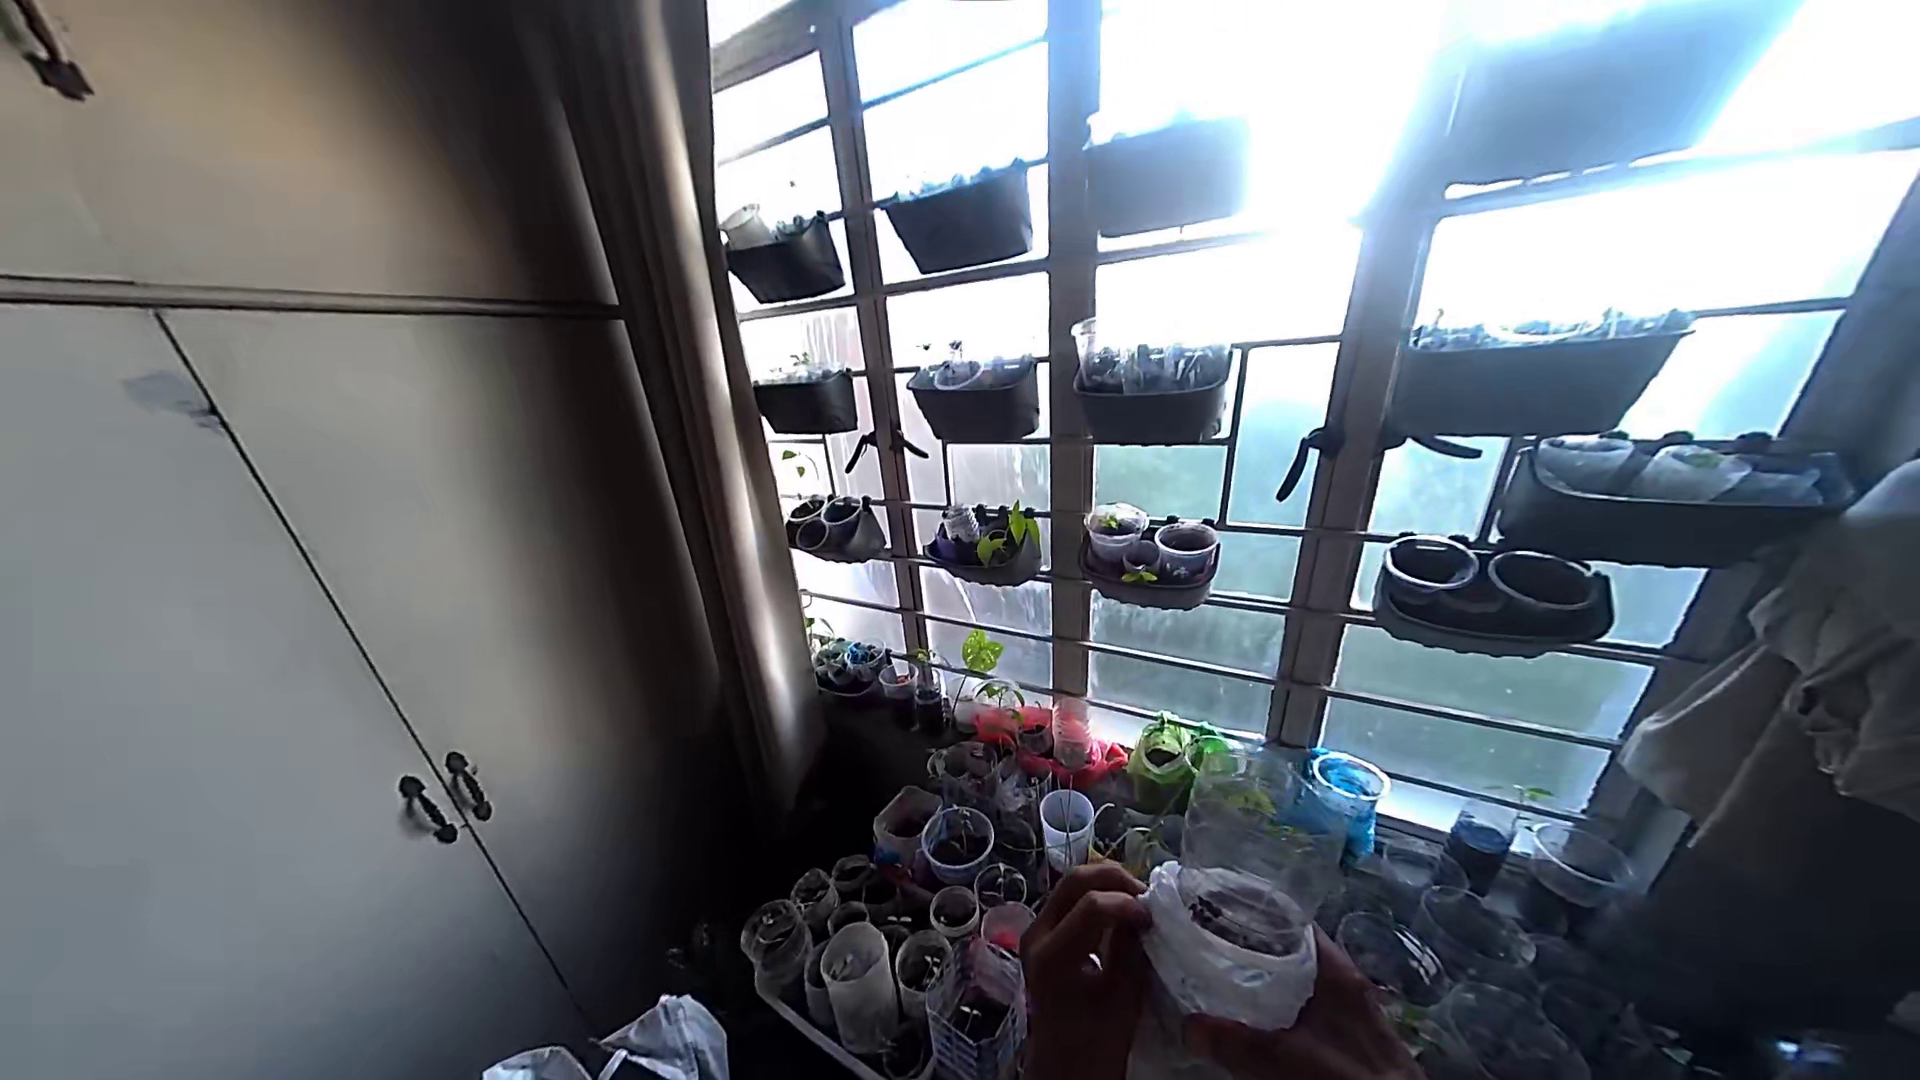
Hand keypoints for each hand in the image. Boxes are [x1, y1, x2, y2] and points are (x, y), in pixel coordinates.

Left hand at [1021, 863, 1153, 1079]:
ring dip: (1106, 884)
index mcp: (1052, 956)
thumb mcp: (1122, 1001)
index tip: (1153, 916)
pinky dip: (1098, 895)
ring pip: (1071, 885)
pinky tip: (1121, 910)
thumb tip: (1144, 911)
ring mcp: (1036, 929)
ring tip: (1138, 900)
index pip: (1090, 906)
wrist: (1062, 1070)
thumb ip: (1130, 951)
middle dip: (1114, 879)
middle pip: (1074, 881)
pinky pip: (1070, 899)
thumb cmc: (1094, 1046)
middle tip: (1147, 894)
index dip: (1126, 903)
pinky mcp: (1044, 931)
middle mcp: (1036, 932)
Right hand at [1185, 926, 1422, 1079]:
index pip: (1289, 915)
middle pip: (1287, 941)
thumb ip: (1237, 1042)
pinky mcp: (1347, 1035)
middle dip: (1248, 936)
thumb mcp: (1290, 1063)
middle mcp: (1342, 979)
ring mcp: (1347, 1008)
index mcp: (1334, 968)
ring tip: (1221, 966)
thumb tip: (1186, 1026)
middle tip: (1207, 934)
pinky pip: (1301, 1000)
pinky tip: (1252, 1011)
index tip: (1215, 899)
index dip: (1251, 903)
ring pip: (1295, 971)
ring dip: (1262, 969)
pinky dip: (1276, 998)